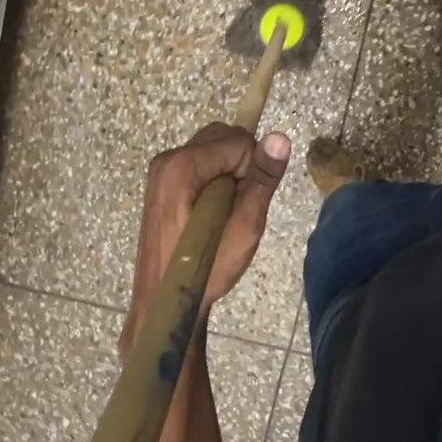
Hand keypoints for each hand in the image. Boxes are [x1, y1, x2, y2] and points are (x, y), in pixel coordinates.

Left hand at [122, 124, 290, 351]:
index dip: (253, 171)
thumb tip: (279, 137)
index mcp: (182, 166)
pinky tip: (212, 211)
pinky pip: (202, 161)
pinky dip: (216, 177)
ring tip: (225, 211)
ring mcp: (162, 170)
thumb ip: (262, 179)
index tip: (243, 206)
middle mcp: (168, 158)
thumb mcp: (244, 227)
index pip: (239, 141)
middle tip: (236, 208)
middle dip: (242, 166)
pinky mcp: (162, 181)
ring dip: (230, 172)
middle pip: (224, 136)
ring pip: (215, 147)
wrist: (165, 306)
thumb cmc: (206, 270)